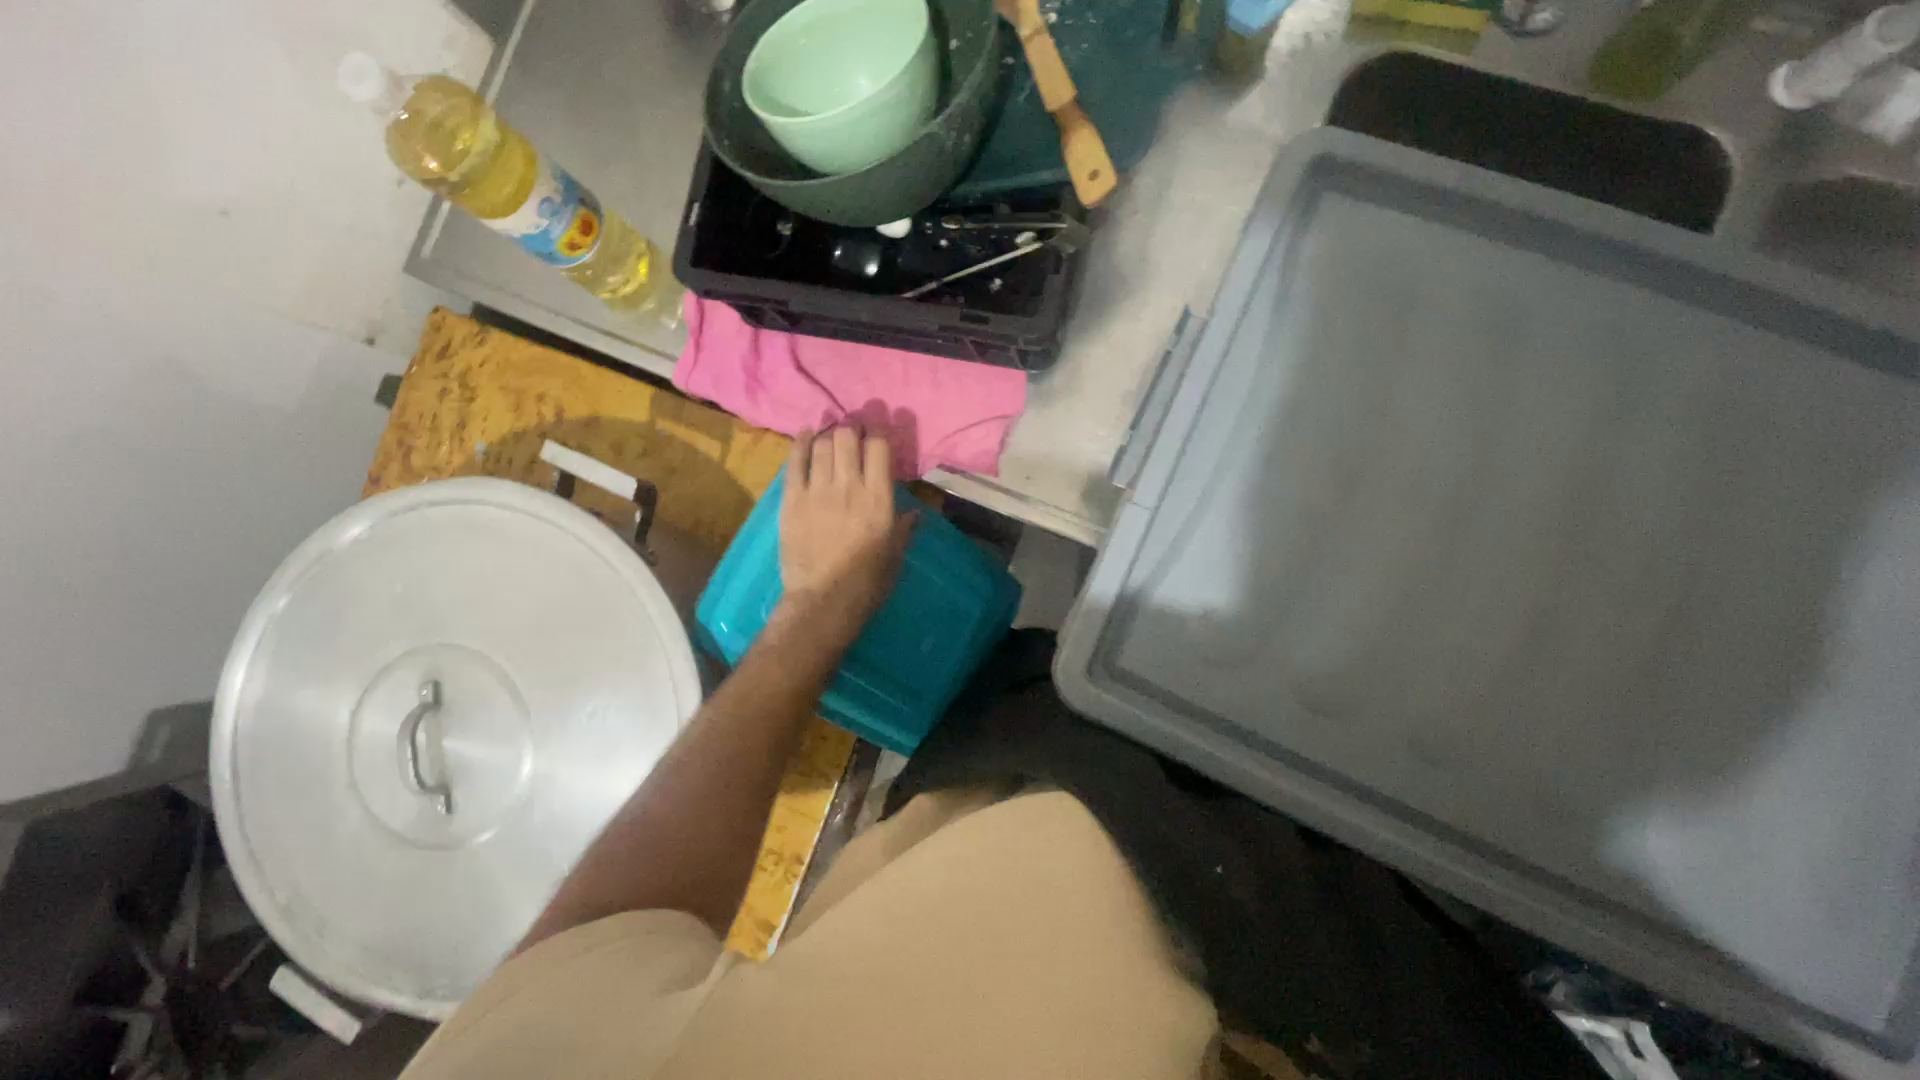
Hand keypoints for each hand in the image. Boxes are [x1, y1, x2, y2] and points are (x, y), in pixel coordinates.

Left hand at [775, 427, 916, 645]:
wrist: (824, 600)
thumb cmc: (868, 583)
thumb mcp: (896, 556)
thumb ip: (904, 529)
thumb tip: (915, 512)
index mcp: (879, 498)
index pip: (879, 447)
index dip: (879, 430)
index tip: (879, 428)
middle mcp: (849, 486)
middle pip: (848, 437)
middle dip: (852, 427)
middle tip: (853, 430)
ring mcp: (817, 490)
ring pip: (822, 444)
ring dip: (829, 434)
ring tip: (832, 435)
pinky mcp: (792, 500)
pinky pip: (795, 461)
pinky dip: (801, 442)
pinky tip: (805, 433)